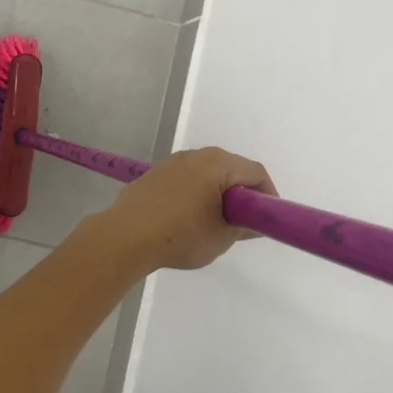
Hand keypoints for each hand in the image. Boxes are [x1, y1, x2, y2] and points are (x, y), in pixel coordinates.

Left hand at [99, 147, 275, 270]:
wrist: (125, 237)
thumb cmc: (180, 235)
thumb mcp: (222, 236)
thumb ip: (245, 227)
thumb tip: (253, 224)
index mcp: (215, 163)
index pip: (254, 172)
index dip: (267, 195)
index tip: (267, 219)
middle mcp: (192, 156)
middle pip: (229, 169)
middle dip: (241, 194)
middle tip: (244, 221)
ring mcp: (168, 164)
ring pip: (204, 174)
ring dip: (215, 193)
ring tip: (215, 222)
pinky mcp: (151, 176)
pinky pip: (183, 181)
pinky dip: (193, 194)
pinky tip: (186, 218)